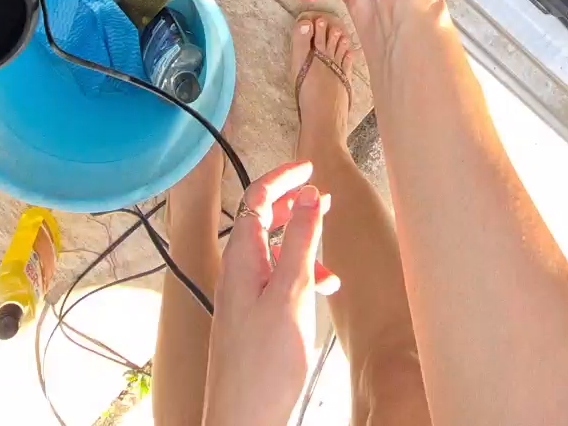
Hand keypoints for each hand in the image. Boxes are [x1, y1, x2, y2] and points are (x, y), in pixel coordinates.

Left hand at [202, 162, 337, 425]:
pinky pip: (278, 279)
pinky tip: (323, 289)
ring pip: (274, 251)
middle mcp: (239, 270)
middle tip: (322, 198)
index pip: (257, 197)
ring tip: (328, 254)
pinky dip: (302, 275)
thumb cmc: (263, 365)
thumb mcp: (290, 292)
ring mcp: (245, 294)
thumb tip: (307, 194)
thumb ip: (299, 240)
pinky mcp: (254, 316)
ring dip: (302, 245)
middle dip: (294, 205)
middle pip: (263, 219)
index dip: (283, 176)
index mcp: (242, 257)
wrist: (243, 423)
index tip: (309, 167)